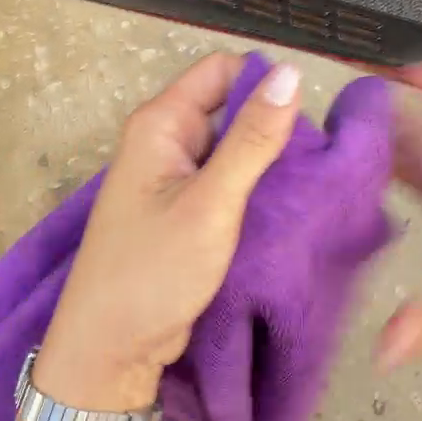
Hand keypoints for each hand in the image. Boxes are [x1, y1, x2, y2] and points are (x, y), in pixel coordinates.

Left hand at [36, 53, 302, 409]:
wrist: (108, 350)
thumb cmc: (154, 271)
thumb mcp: (211, 203)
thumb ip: (252, 138)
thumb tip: (290, 72)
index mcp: (161, 122)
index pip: (221, 70)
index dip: (263, 83)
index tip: (304, 118)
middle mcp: (164, 138)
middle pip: (228, 105)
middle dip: (270, 124)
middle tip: (313, 158)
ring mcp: (172, 174)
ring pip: (231, 144)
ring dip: (265, 159)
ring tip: (307, 182)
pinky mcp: (182, 206)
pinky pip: (225, 178)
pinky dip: (253, 187)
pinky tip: (284, 205)